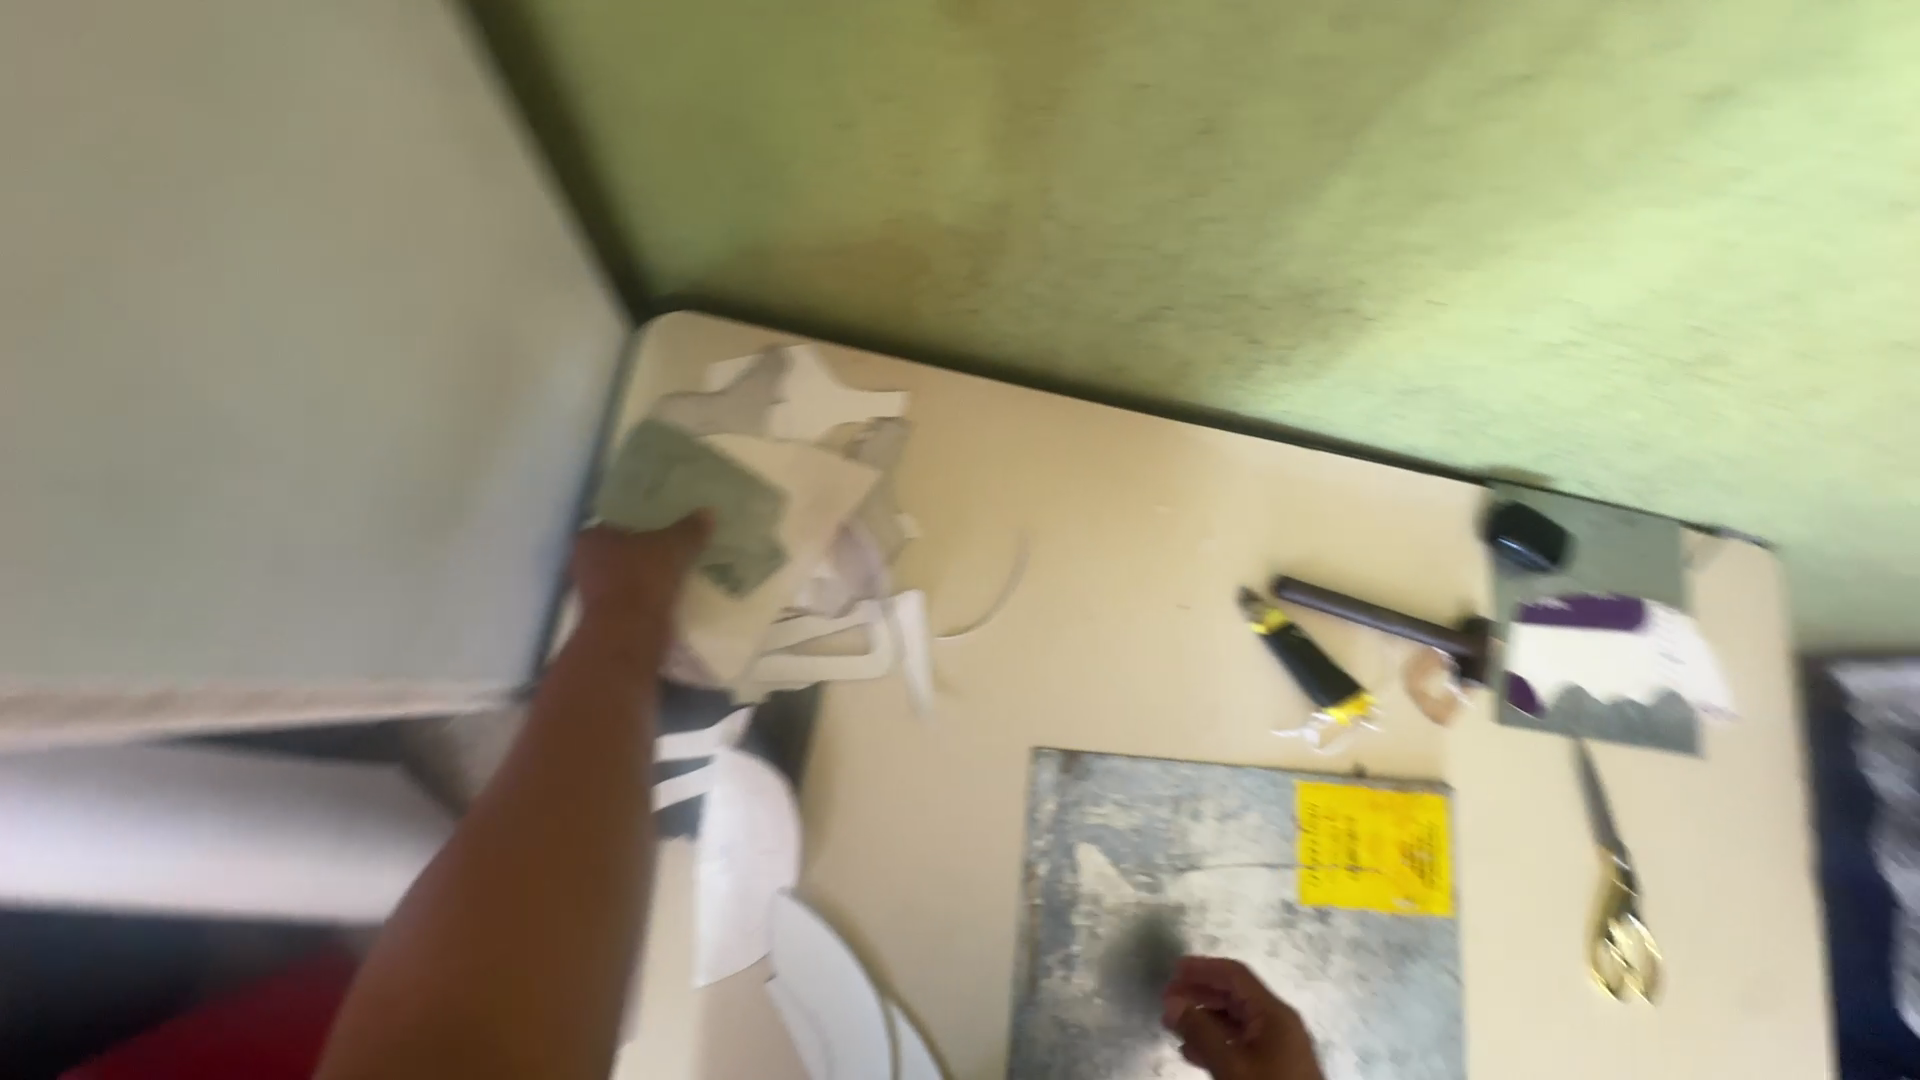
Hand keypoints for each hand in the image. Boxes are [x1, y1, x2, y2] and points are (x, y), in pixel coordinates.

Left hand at [571, 513, 712, 639]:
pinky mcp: (609, 616)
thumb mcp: (674, 547)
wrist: (630, 633)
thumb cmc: (643, 579)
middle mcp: (585, 562)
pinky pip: (634, 597)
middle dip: (646, 549)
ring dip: (648, 574)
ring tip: (679, 568)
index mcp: (592, 537)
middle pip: (622, 549)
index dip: (641, 521)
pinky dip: (650, 595)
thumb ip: (690, 529)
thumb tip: (709, 512)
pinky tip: (673, 591)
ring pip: (628, 575)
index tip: (664, 523)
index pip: (617, 521)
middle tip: (676, 544)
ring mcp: (594, 592)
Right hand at [1162, 957, 1323, 1079]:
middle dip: (1199, 995)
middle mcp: (1279, 1023)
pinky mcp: (1277, 1068)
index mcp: (1274, 1013)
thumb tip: (1172, 1003)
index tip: (1174, 970)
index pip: (1235, 975)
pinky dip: (1216, 1042)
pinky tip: (1193, 1053)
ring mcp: (1280, 1047)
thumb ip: (1200, 1032)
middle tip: (1167, 1000)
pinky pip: (1241, 1043)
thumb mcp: (1231, 1066)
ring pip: (1235, 1021)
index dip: (1203, 968)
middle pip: (1234, 996)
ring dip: (1203, 1020)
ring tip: (1174, 1027)